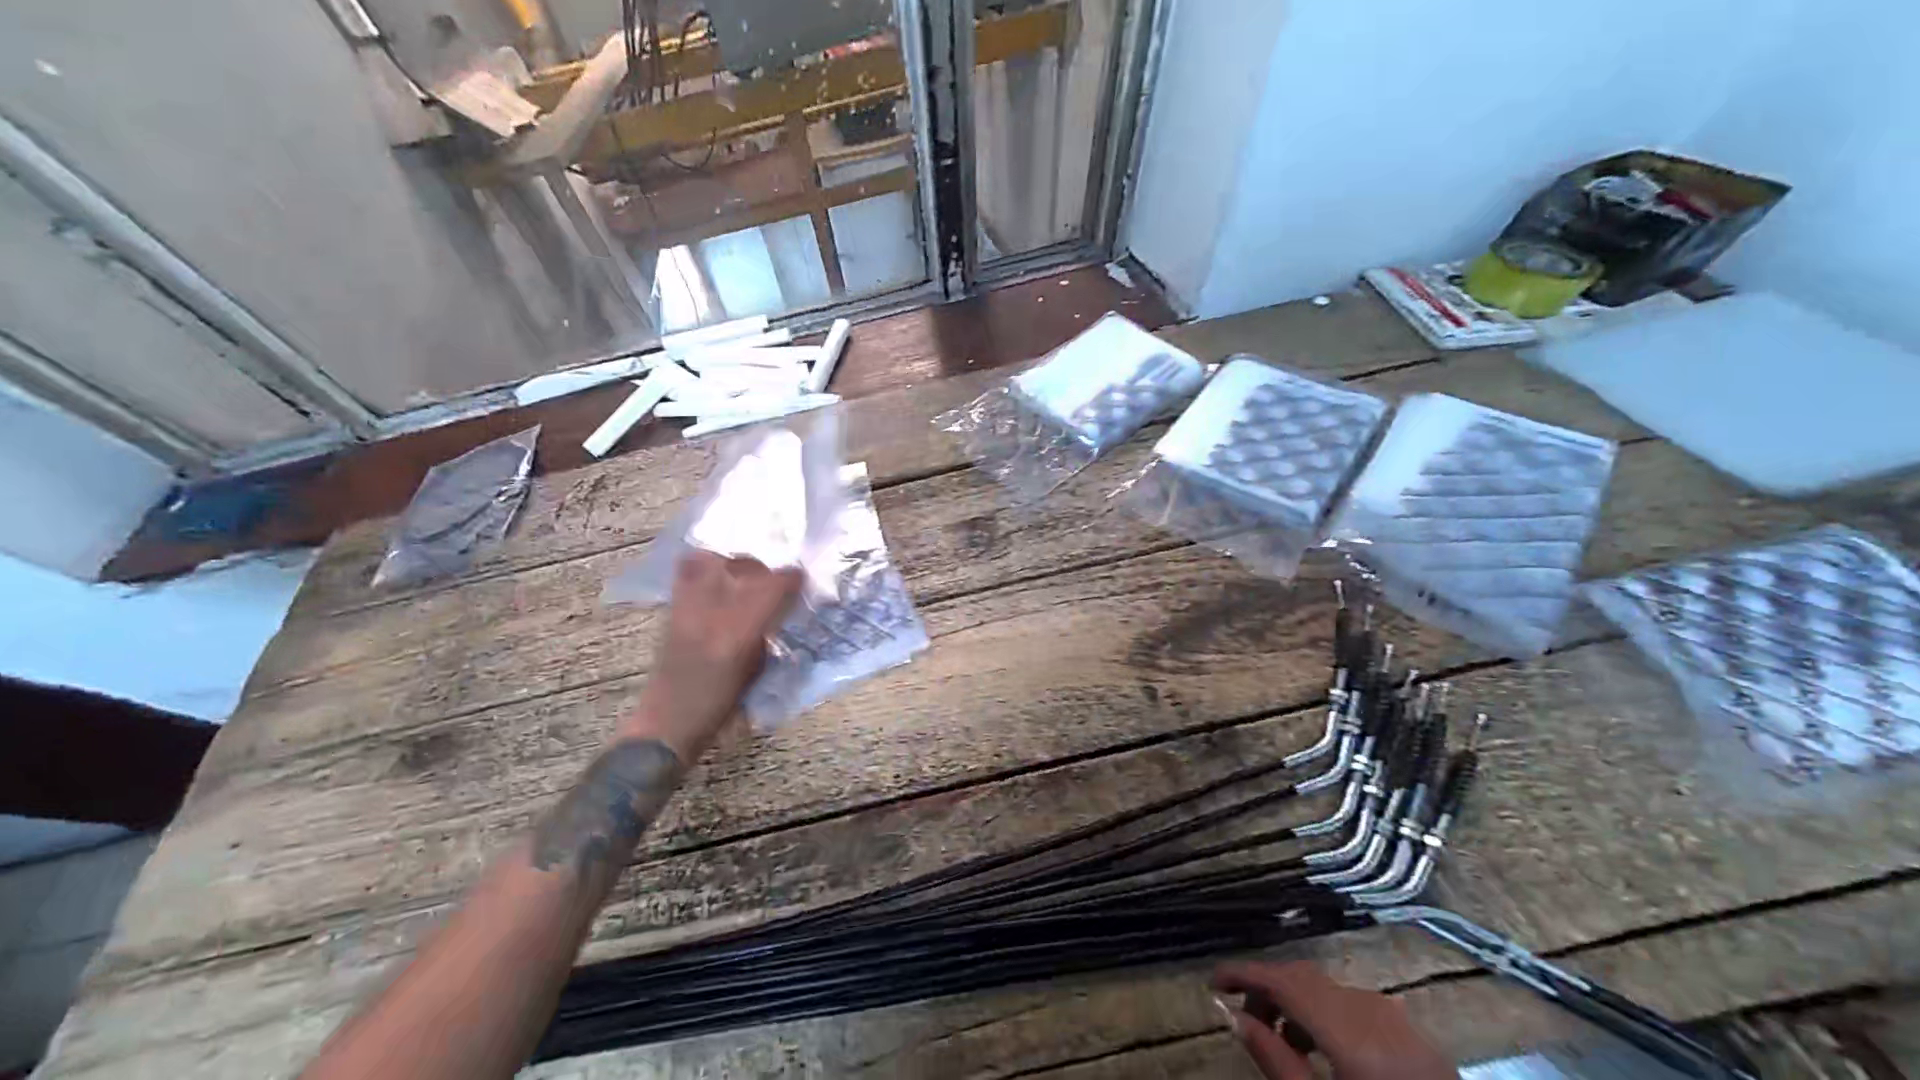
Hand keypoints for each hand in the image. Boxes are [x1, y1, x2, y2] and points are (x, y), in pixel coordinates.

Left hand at [621, 551, 801, 758]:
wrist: (667, 723)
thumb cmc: (720, 705)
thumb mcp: (757, 671)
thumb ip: (767, 634)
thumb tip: (780, 608)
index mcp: (740, 633)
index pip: (774, 586)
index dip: (792, 579)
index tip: (800, 581)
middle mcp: (713, 612)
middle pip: (746, 567)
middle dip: (766, 569)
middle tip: (775, 581)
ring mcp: (688, 606)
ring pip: (716, 561)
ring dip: (735, 564)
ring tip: (744, 575)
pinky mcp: (671, 608)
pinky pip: (689, 570)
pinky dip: (705, 565)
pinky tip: (716, 576)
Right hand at [1213, 962, 1455, 1079]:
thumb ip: (1276, 1060)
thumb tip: (1235, 1017)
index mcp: (1347, 1029)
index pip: (1281, 980)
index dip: (1242, 974)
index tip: (1212, 983)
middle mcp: (1368, 1008)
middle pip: (1302, 977)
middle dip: (1266, 989)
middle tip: (1241, 1018)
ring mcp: (1392, 1015)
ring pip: (1325, 989)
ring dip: (1294, 1002)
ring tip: (1281, 1043)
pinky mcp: (1408, 1029)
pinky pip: (1351, 1005)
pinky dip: (1322, 1014)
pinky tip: (1319, 1049)